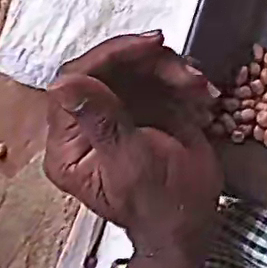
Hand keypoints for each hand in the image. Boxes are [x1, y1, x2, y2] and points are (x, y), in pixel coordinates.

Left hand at [42, 33, 222, 267]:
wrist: (194, 222)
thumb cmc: (162, 201)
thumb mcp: (133, 161)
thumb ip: (102, 120)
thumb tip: (64, 82)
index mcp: (71, 142)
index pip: (77, 79)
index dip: (111, 55)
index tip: (150, 45)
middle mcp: (89, 123)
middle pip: (112, 68)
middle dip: (153, 65)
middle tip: (187, 74)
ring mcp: (119, 114)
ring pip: (139, 69)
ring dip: (174, 72)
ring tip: (199, 90)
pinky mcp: (145, 110)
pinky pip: (161, 79)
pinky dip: (185, 82)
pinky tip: (202, 98)